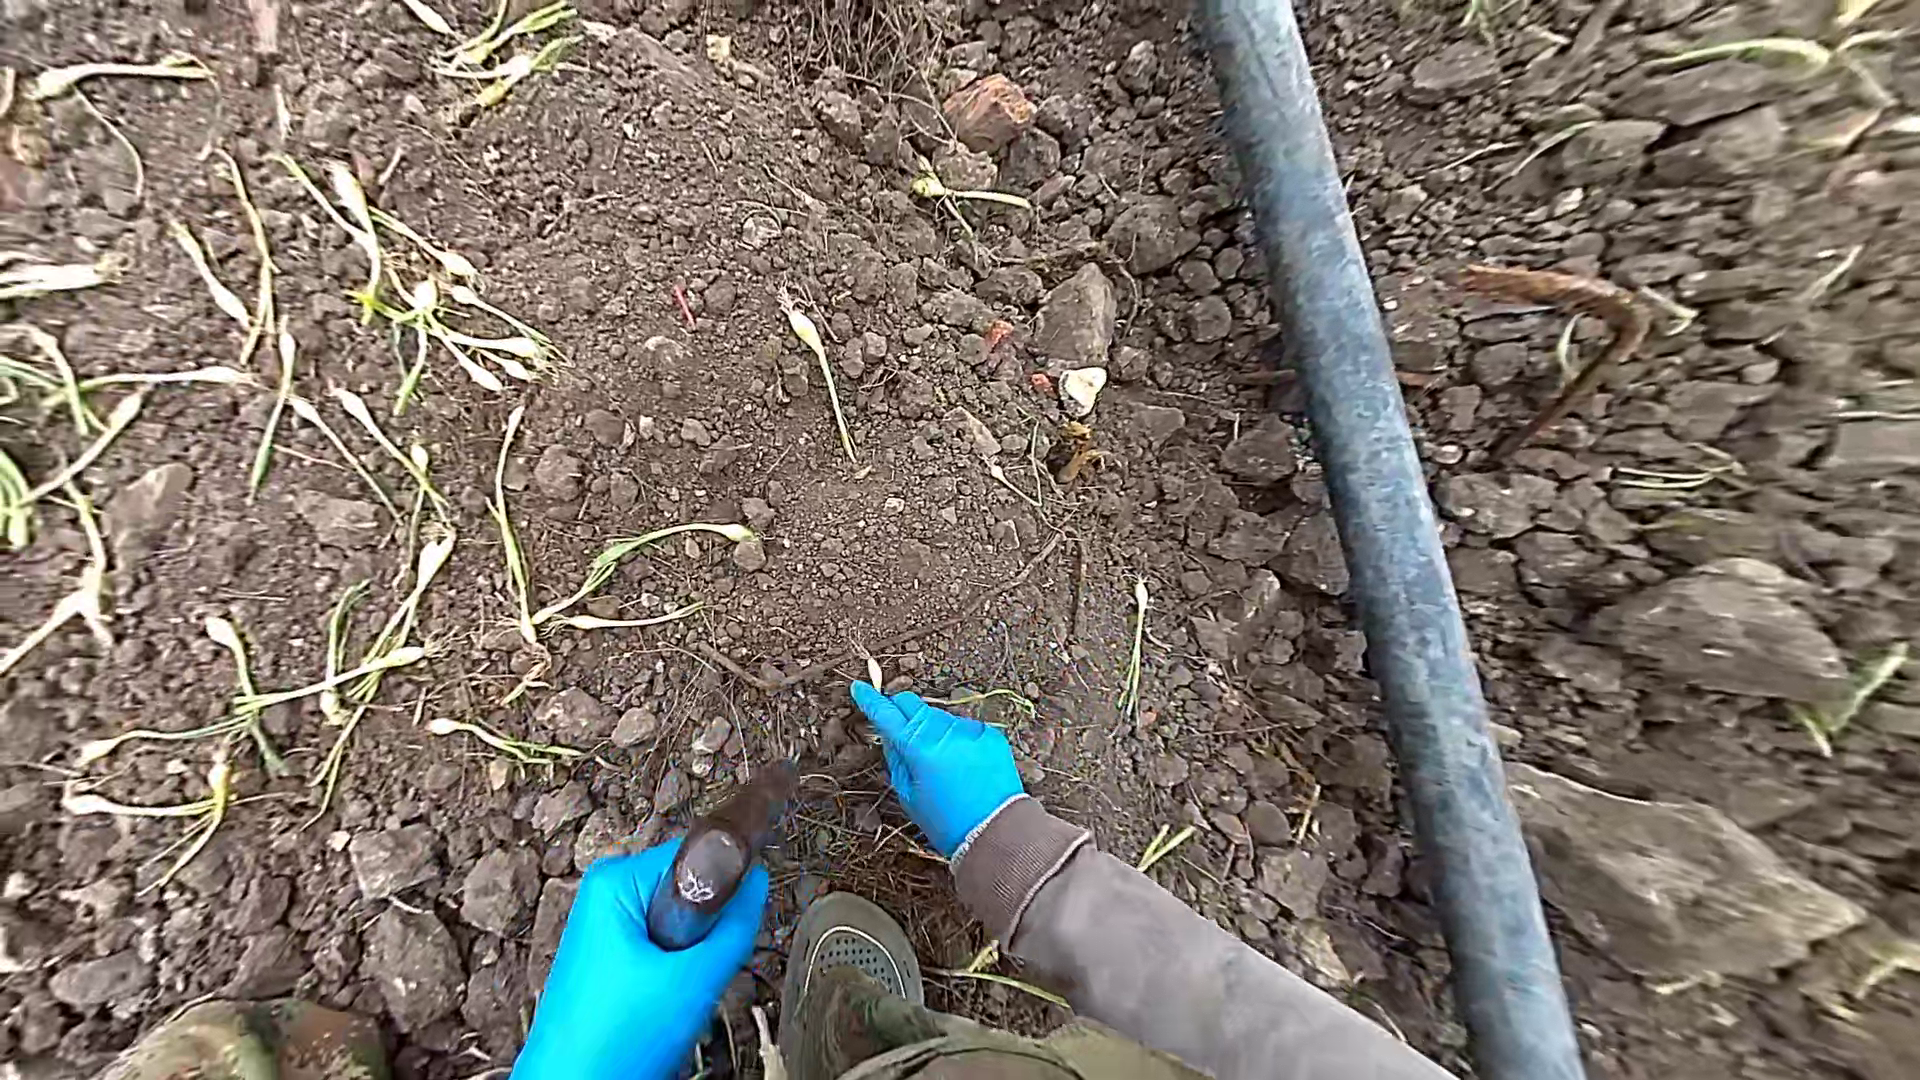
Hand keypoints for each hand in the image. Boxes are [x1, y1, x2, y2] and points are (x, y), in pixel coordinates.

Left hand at [512, 839, 767, 1079]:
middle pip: (687, 880)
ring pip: (677, 906)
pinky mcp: (605, 941)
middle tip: (697, 964)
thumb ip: (737, 924)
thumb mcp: (696, 980)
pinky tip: (663, 987)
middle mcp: (605, 888)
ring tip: (675, 983)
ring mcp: (602, 916)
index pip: (697, 853)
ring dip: (690, 941)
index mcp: (615, 880)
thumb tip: (759, 879)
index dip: (723, 887)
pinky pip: (660, 926)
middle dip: (704, 920)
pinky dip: (673, 953)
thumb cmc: (614, 1048)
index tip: (728, 921)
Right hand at [851, 684, 1024, 856]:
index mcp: (919, 747)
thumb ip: (897, 759)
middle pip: (913, 703)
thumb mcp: (909, 795)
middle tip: (902, 731)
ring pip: (939, 716)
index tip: (860, 688)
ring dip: (932, 728)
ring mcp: (968, 729)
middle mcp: (944, 731)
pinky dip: (957, 738)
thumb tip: (890, 736)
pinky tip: (963, 764)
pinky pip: (964, 727)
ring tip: (941, 763)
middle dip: (902, 711)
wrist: (995, 831)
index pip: (886, 714)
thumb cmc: (948, 822)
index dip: (870, 700)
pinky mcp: (989, 733)